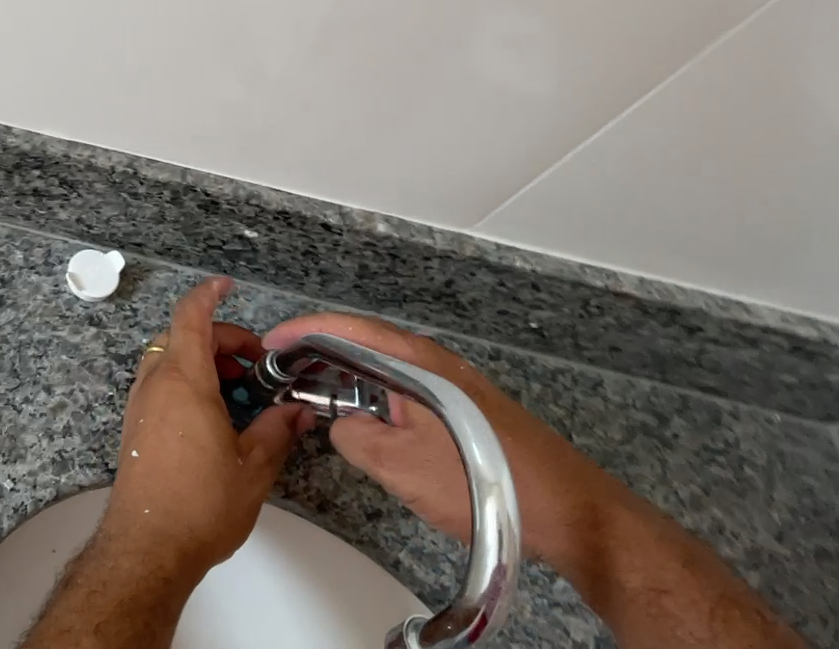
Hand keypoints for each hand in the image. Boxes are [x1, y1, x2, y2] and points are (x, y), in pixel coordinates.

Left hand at [100, 277, 308, 582]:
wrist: (147, 545)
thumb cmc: (200, 504)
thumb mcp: (253, 466)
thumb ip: (278, 430)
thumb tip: (298, 412)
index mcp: (183, 380)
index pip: (190, 316)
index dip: (208, 293)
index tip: (226, 285)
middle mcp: (155, 382)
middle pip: (182, 336)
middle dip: (220, 340)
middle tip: (253, 365)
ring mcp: (140, 403)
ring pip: (168, 359)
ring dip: (202, 361)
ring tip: (237, 392)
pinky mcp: (135, 424)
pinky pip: (160, 384)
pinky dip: (186, 382)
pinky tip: (213, 416)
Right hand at [262, 312, 630, 571]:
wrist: (570, 511)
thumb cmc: (480, 483)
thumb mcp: (395, 465)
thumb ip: (350, 436)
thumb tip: (341, 424)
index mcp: (412, 359)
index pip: (343, 328)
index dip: (300, 331)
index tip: (268, 343)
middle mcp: (431, 358)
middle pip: (361, 338)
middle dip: (316, 348)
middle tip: (283, 366)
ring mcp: (450, 379)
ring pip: (382, 362)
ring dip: (344, 370)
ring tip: (313, 389)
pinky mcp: (462, 402)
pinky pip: (402, 381)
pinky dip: (371, 387)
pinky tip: (363, 413)